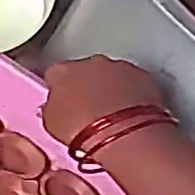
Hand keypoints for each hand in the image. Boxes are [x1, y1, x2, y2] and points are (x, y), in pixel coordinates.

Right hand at [42, 56, 165, 144]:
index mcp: (62, 71)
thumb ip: (50, 108)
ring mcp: (119, 67)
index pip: (54, 74)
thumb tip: (53, 108)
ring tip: (106, 114)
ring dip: (108, 88)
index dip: (56, 88)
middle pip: (84, 69)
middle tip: (83, 109)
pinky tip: (124, 112)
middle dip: (84, 85)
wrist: (121, 132)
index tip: (60, 101)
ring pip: (110, 73)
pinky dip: (129, 92)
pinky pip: (133, 81)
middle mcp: (91, 62)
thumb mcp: (50, 123)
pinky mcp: (143, 76)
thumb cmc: (83, 127)